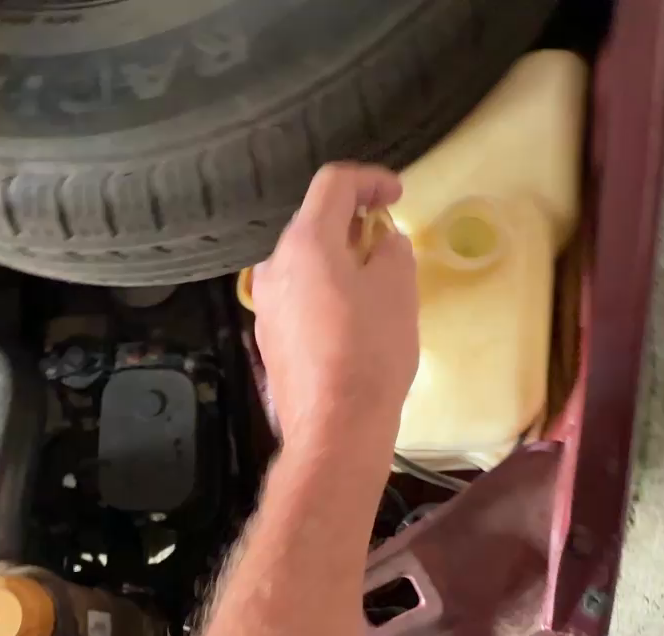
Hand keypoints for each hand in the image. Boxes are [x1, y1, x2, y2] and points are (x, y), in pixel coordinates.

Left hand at [251, 163, 417, 465]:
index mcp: (304, 243)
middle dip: (352, 225)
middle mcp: (273, 268)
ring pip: (304, 266)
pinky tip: (348, 321)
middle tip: (386, 244)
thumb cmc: (371, 352)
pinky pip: (298, 300)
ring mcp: (265, 307)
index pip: (333, 184)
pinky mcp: (267, 340)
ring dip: (337, 263)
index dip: (370, 179)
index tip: (396, 196)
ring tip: (371, 286)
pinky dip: (323, 294)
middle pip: (313, 225)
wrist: (335, 428)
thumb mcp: (399, 288)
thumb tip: (381, 244)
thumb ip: (392, 249)